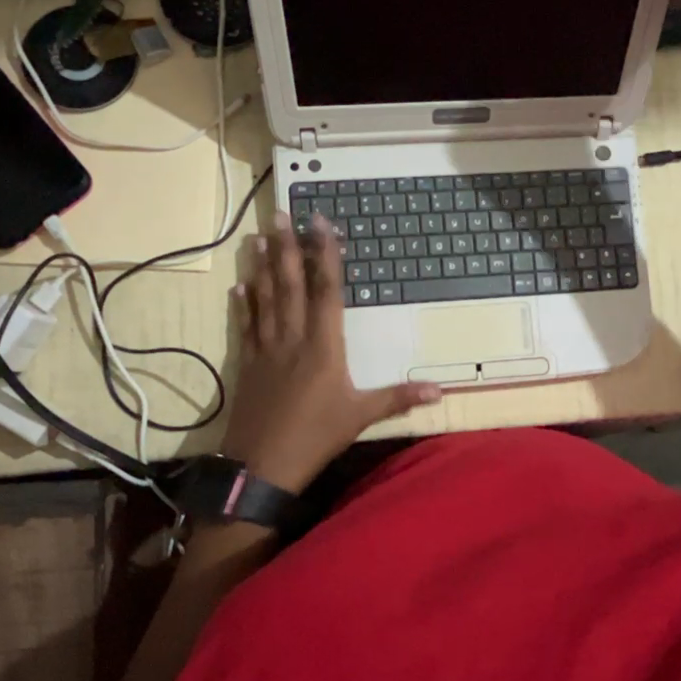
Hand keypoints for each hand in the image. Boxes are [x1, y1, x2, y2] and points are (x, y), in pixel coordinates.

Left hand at [218, 211, 441, 493]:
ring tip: (255, 237)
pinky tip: (239, 287)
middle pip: (290, 285)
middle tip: (279, 214)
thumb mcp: (361, 417)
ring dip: (261, 267)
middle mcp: (293, 339)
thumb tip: (441, 390)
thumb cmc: (315, 438)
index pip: (326, 292)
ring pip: (264, 299)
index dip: (324, 255)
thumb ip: (398, 398)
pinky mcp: (247, 366)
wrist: (260, 466)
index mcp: (324, 347)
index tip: (319, 224)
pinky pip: (246, 327)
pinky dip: (244, 305)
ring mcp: (266, 350)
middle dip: (286, 248)